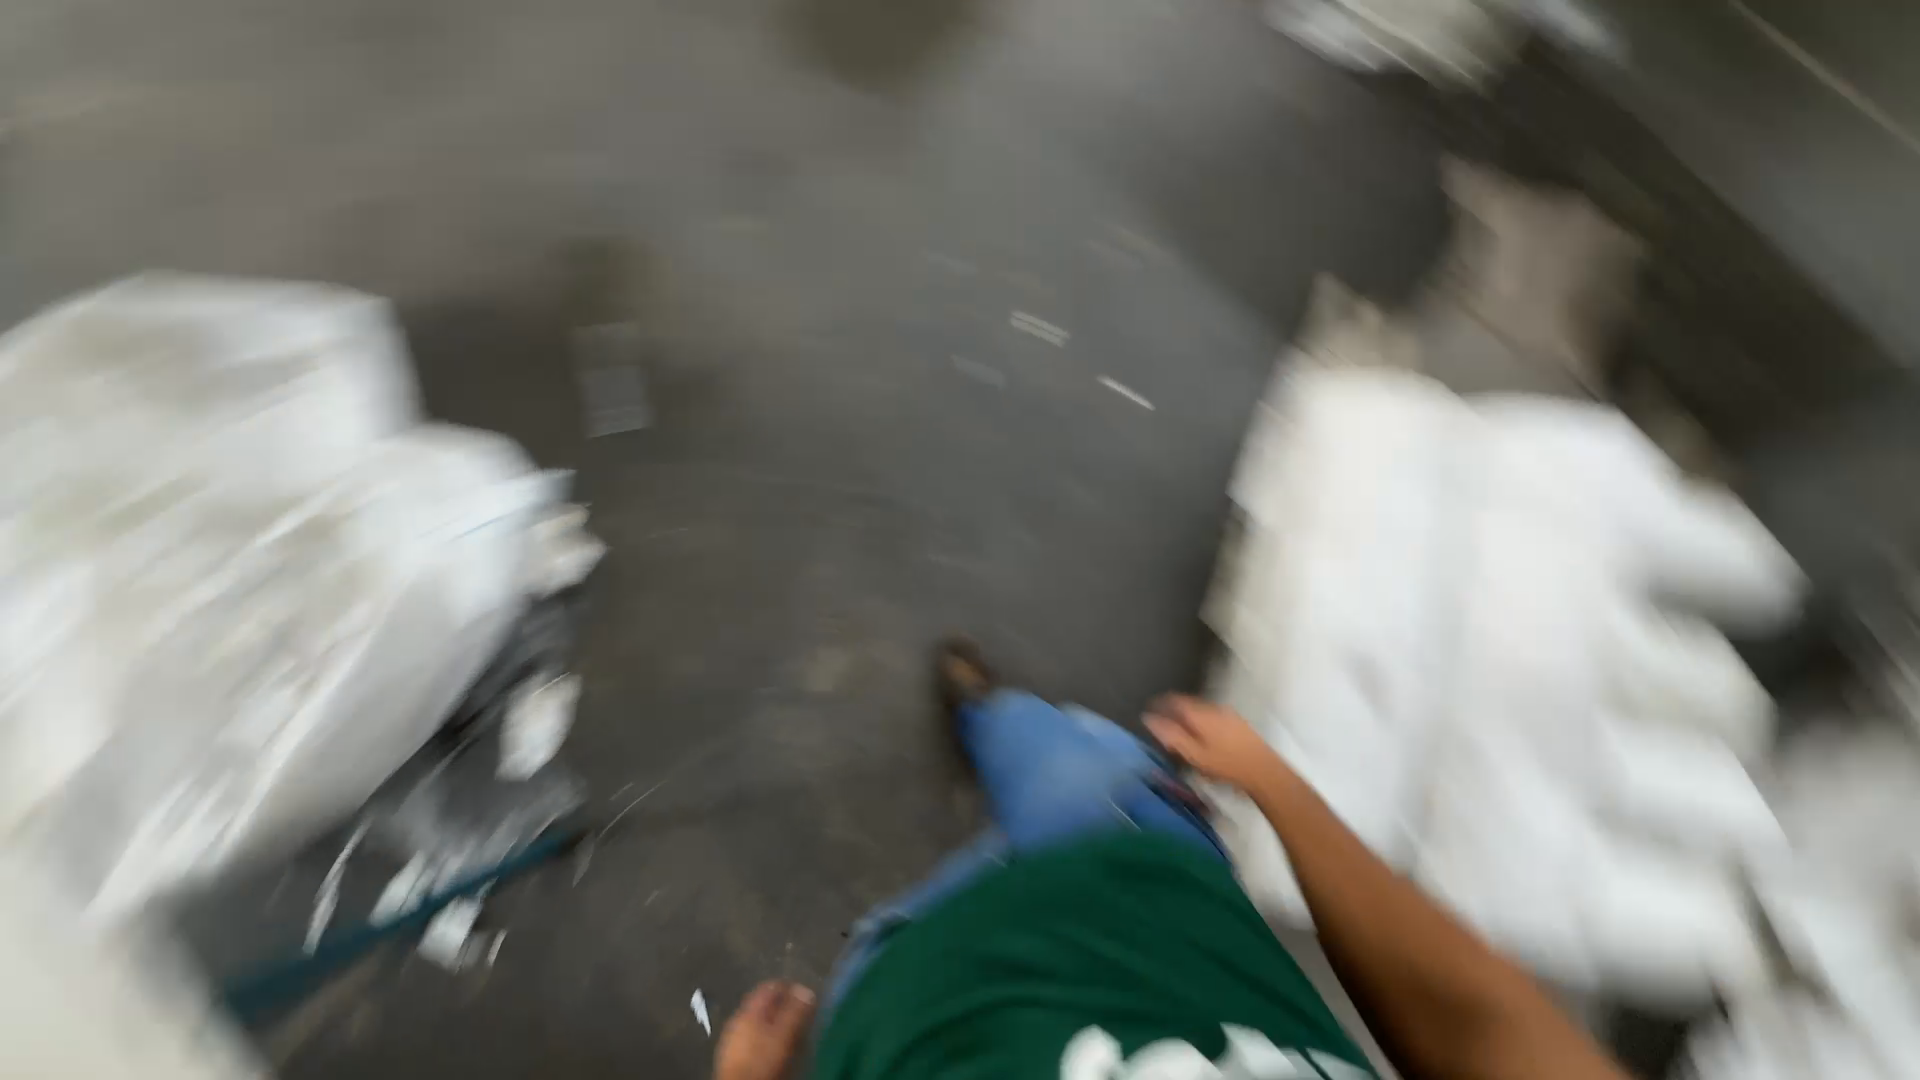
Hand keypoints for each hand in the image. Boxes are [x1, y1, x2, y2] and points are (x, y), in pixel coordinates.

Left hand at [714, 981, 814, 1079]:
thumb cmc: (762, 1061)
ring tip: (792, 1036)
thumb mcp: (784, 1035)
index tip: (805, 997)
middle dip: (784, 1008)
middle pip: (765, 1005)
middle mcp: (737, 1019)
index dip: (789, 988)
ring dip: (776, 1026)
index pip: (771, 986)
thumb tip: (806, 990)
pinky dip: (768, 1040)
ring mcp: (733, 1038)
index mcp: (748, 1009)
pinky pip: (754, 1040)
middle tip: (801, 1018)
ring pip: (760, 1023)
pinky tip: (776, 1051)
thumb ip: (796, 1011)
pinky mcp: (733, 1056)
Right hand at [1145, 694, 1292, 794]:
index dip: (1160, 704)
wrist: (1264, 772)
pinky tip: (1207, 741)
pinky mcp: (1240, 723)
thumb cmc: (1225, 766)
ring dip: (1191, 720)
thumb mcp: (1193, 754)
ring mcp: (1229, 714)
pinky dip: (1204, 725)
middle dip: (1175, 714)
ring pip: (1202, 712)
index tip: (1150, 712)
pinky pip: (1214, 718)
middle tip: (1167, 730)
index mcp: (1200, 714)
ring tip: (1186, 738)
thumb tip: (1148, 719)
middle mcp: (1214, 708)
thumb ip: (1170, 735)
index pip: (1174, 700)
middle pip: (1188, 705)